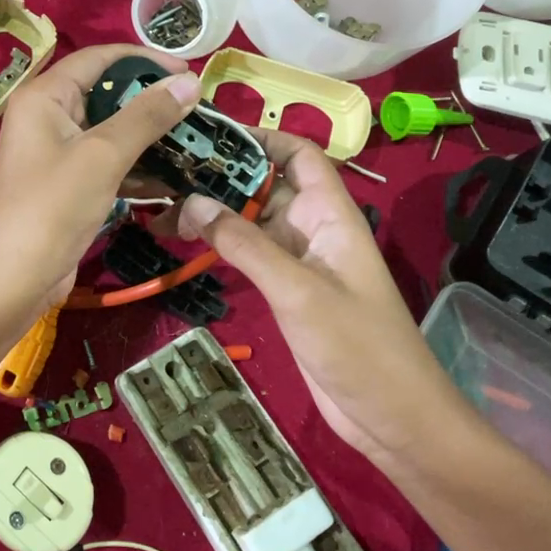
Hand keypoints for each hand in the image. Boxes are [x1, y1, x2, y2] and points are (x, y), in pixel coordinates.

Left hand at [0, 45, 199, 312]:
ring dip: (147, 134)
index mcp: (44, 96)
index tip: (191, 73)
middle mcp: (46, 115)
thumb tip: (189, 82)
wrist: (14, 278)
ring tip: (194, 141)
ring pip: (109, 128)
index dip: (145, 60)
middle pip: (106, 91)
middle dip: (150, 99)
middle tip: (197, 110)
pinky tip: (171, 175)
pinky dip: (135, 163)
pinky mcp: (66, 181)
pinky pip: (105, 159)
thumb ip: (147, 116)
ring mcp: (55, 150)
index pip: (99, 58)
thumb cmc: (53, 208)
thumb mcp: (103, 156)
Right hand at [174, 130, 475, 467]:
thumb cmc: (359, 347)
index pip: (298, 155)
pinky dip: (214, 242)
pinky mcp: (283, 289)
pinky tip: (180, 240)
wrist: (392, 417)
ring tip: (159, 204)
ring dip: (210, 210)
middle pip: (263, 184)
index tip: (207, 133)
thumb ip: (244, 244)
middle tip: (164, 168)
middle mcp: (311, 228)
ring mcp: (296, 259)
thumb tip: (190, 202)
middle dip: (219, 174)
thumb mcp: (298, 290)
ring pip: (248, 219)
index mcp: (330, 215)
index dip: (259, 137)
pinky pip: (244, 252)